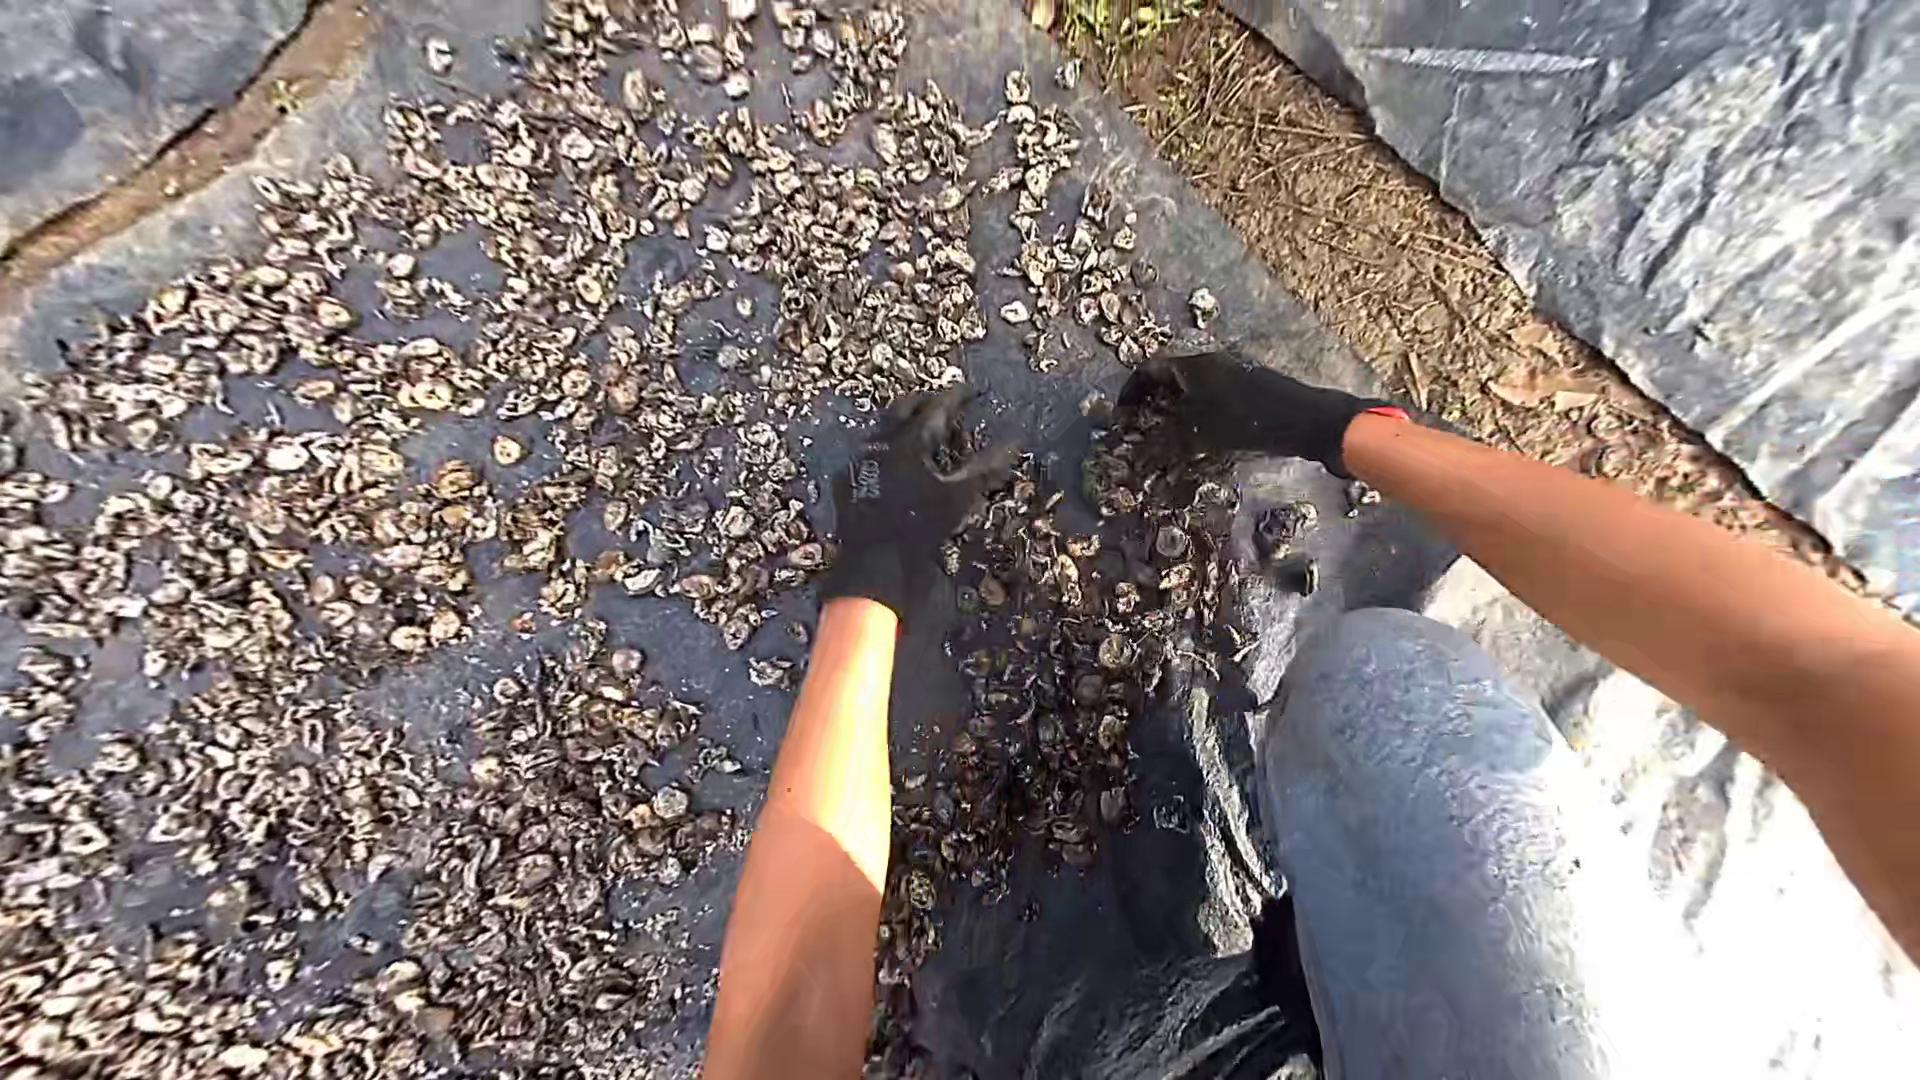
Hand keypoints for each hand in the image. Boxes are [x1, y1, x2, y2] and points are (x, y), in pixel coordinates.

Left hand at [819, 388, 1010, 626]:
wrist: (875, 557)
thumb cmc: (921, 525)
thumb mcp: (959, 495)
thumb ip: (986, 467)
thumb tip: (1015, 444)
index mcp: (911, 440)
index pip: (938, 407)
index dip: (957, 397)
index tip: (970, 391)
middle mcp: (883, 442)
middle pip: (904, 408)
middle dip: (925, 401)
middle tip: (941, 403)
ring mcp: (862, 459)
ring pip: (883, 428)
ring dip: (902, 422)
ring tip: (917, 427)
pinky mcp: (850, 478)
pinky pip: (868, 452)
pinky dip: (884, 449)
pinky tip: (891, 459)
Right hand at [1119, 350, 1395, 477]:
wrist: (1306, 419)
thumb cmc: (1246, 423)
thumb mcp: (1198, 436)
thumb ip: (1163, 443)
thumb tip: (1134, 457)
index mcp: (1191, 367)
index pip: (1148, 370)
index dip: (1130, 392)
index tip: (1121, 414)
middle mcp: (1208, 361)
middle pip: (1167, 374)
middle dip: (1149, 398)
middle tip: (1140, 422)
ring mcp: (1229, 369)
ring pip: (1189, 382)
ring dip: (1172, 403)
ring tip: (1164, 429)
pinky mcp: (1245, 382)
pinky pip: (1207, 389)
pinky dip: (1192, 406)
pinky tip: (1196, 429)